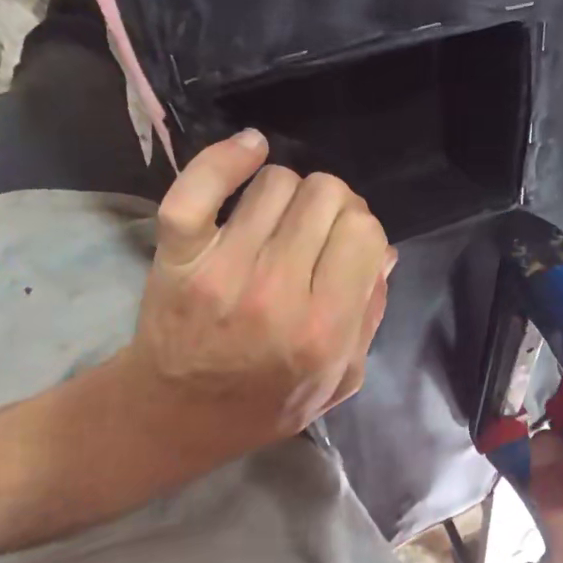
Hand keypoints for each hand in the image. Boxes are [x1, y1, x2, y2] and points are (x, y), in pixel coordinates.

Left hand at [119, 128, 394, 461]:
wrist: (177, 414)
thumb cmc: (265, 401)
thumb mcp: (338, 379)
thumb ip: (370, 315)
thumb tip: (385, 250)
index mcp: (323, 329)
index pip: (366, 232)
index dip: (362, 230)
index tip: (346, 245)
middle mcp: (276, 293)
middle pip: (326, 196)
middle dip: (331, 206)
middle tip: (313, 230)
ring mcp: (222, 269)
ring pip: (276, 181)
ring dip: (287, 191)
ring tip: (277, 218)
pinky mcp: (179, 254)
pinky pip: (201, 185)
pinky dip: (226, 158)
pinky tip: (249, 149)